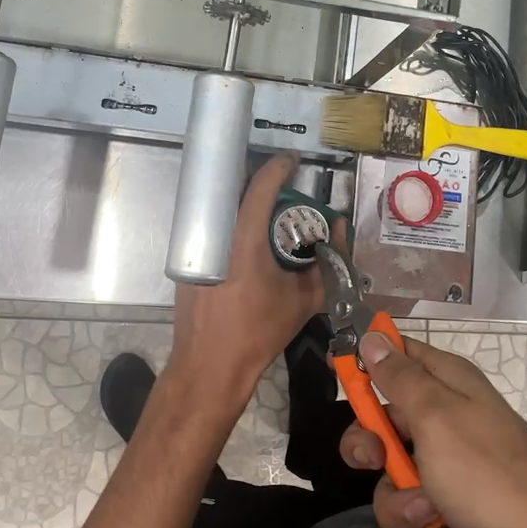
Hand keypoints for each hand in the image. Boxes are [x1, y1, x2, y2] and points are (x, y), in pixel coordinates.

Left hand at [167, 154, 325, 402]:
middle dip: (259, 183)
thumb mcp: (303, 301)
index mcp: (244, 241)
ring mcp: (195, 247)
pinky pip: (210, 228)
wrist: (210, 367)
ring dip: (243, 202)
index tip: (294, 160)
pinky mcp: (186, 260)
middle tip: (283, 187)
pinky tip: (245, 236)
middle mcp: (215, 236)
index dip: (279, 167)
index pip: (260, 187)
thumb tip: (340, 231)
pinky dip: (229, 222)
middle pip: (235, 191)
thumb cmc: (258, 333)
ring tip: (266, 209)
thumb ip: (327, 264)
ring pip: (219, 208)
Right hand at [339, 335, 526, 527]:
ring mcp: (449, 475)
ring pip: (393, 486)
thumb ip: (399, 378)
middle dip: (372, 452)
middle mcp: (446, 424)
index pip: (397, 357)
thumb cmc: (488, 474)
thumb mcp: (436, 416)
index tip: (338, 373)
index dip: (367, 364)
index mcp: (447, 386)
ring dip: (407, 508)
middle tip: (376, 461)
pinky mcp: (453, 520)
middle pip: (382, 428)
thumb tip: (372, 336)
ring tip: (435, 514)